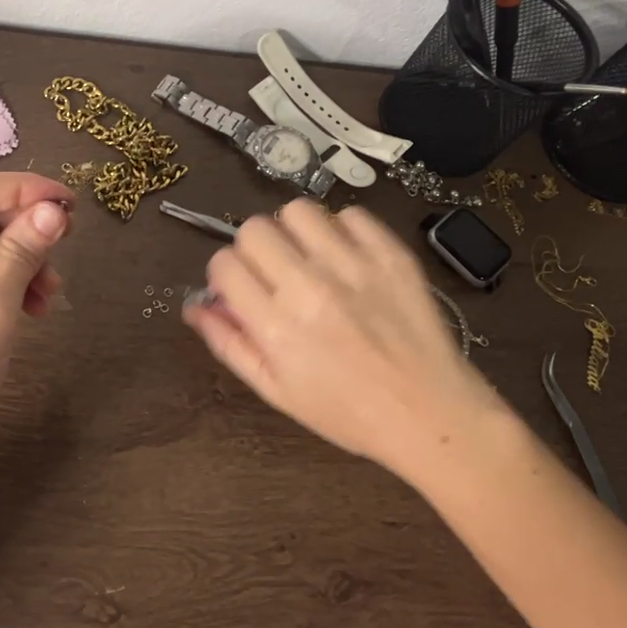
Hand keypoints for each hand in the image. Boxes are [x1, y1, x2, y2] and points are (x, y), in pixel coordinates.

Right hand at [183, 199, 508, 479]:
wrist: (432, 415)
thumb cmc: (347, 412)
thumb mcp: (277, 391)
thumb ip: (229, 344)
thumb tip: (194, 306)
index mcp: (276, 326)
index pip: (224, 264)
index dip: (225, 274)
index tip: (240, 288)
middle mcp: (310, 287)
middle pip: (254, 229)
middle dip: (253, 249)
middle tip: (273, 273)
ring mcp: (354, 266)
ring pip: (298, 212)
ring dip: (294, 231)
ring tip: (309, 257)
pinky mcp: (391, 255)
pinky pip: (351, 214)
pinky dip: (342, 230)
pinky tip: (347, 257)